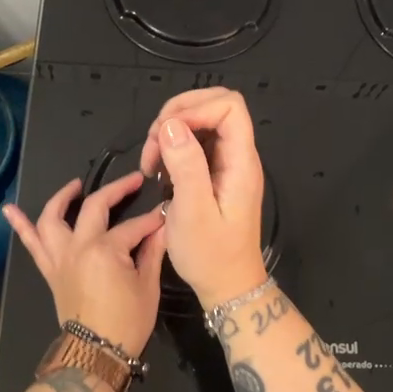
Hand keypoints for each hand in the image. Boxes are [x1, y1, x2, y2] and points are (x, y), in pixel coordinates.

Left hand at [3, 174, 165, 357]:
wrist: (95, 353)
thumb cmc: (127, 322)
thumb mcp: (148, 286)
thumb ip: (152, 251)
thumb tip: (162, 227)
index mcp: (107, 250)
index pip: (135, 226)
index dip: (153, 221)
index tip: (167, 216)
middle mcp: (78, 246)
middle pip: (96, 207)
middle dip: (117, 190)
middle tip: (133, 180)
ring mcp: (59, 257)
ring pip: (52, 217)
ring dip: (62, 197)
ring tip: (75, 186)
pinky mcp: (49, 269)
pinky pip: (31, 244)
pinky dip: (19, 226)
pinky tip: (9, 210)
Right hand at [138, 88, 269, 308]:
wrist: (226, 286)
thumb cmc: (211, 255)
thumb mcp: (193, 212)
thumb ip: (186, 165)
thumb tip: (172, 125)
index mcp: (241, 162)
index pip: (230, 107)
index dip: (197, 108)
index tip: (168, 133)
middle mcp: (237, 156)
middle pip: (214, 106)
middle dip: (178, 115)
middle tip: (154, 145)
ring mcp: (226, 163)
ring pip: (200, 122)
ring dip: (170, 131)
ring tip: (151, 161)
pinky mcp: (213, 173)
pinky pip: (194, 142)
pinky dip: (172, 147)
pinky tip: (158, 170)